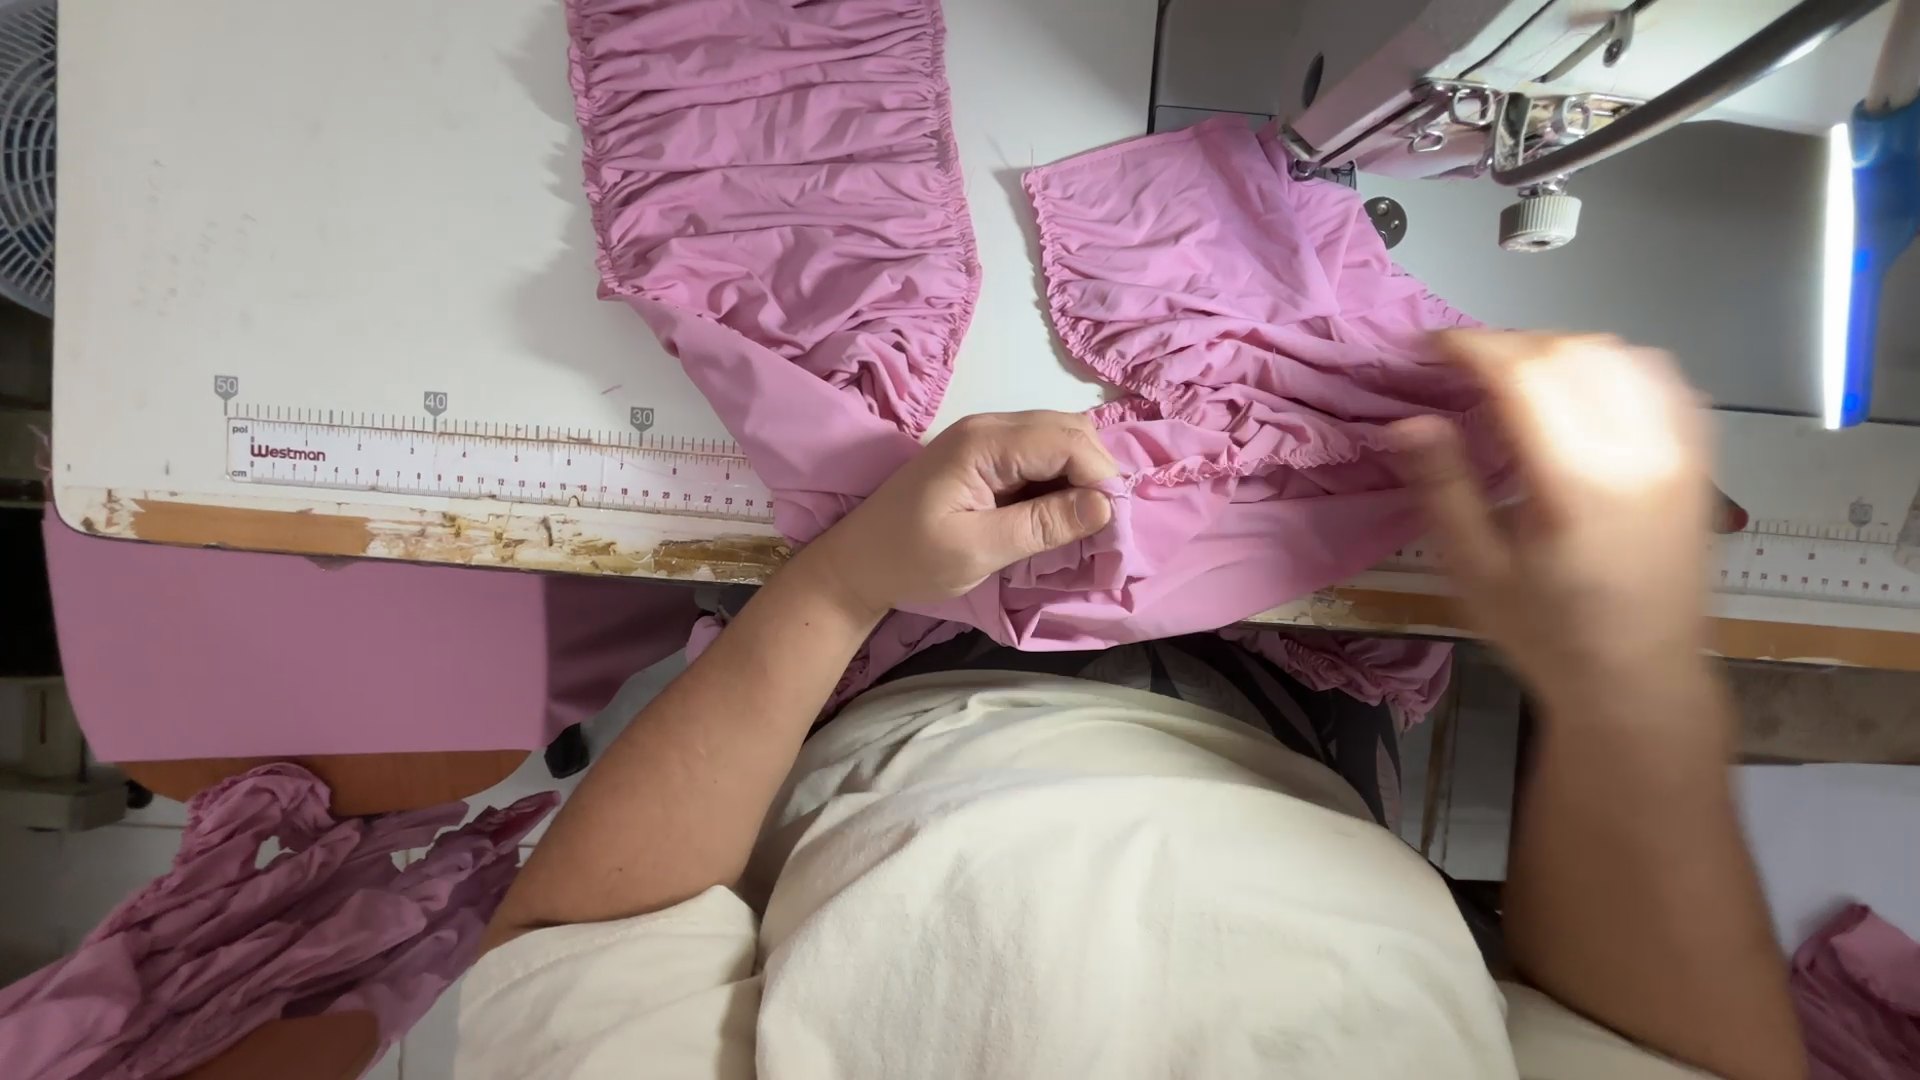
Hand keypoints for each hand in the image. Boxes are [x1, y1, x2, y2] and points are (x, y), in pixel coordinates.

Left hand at [800, 411, 1118, 620]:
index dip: (1101, 478)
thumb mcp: (976, 550)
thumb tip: (1105, 507)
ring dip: (1082, 478)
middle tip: (1101, 527)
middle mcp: (990, 427)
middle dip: (1097, 474)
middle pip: (1069, 431)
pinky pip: (1040, 458)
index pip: (1068, 440)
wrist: (857, 563)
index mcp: (984, 442)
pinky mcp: (987, 459)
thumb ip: (1041, 526)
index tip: (1110, 527)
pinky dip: (1061, 483)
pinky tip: (1059, 516)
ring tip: (1084, 525)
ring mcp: (987, 440)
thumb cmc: (909, 559)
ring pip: (1060, 442)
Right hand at [1391, 331, 1712, 714]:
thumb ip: (1442, 485)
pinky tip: (1572, 386)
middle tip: (1455, 364)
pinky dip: (1606, 363)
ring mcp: (1679, 451)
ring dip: (1555, 347)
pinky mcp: (1697, 459)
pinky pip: (1659, 379)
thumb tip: (1407, 421)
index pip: (1525, 374)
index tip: (1427, 347)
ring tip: (1507, 372)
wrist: (1636, 673)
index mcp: (1576, 482)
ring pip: (1620, 354)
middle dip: (1505, 343)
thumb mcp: (1471, 565)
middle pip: (1572, 352)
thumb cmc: (1541, 627)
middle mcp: (1639, 452)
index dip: (1470, 347)